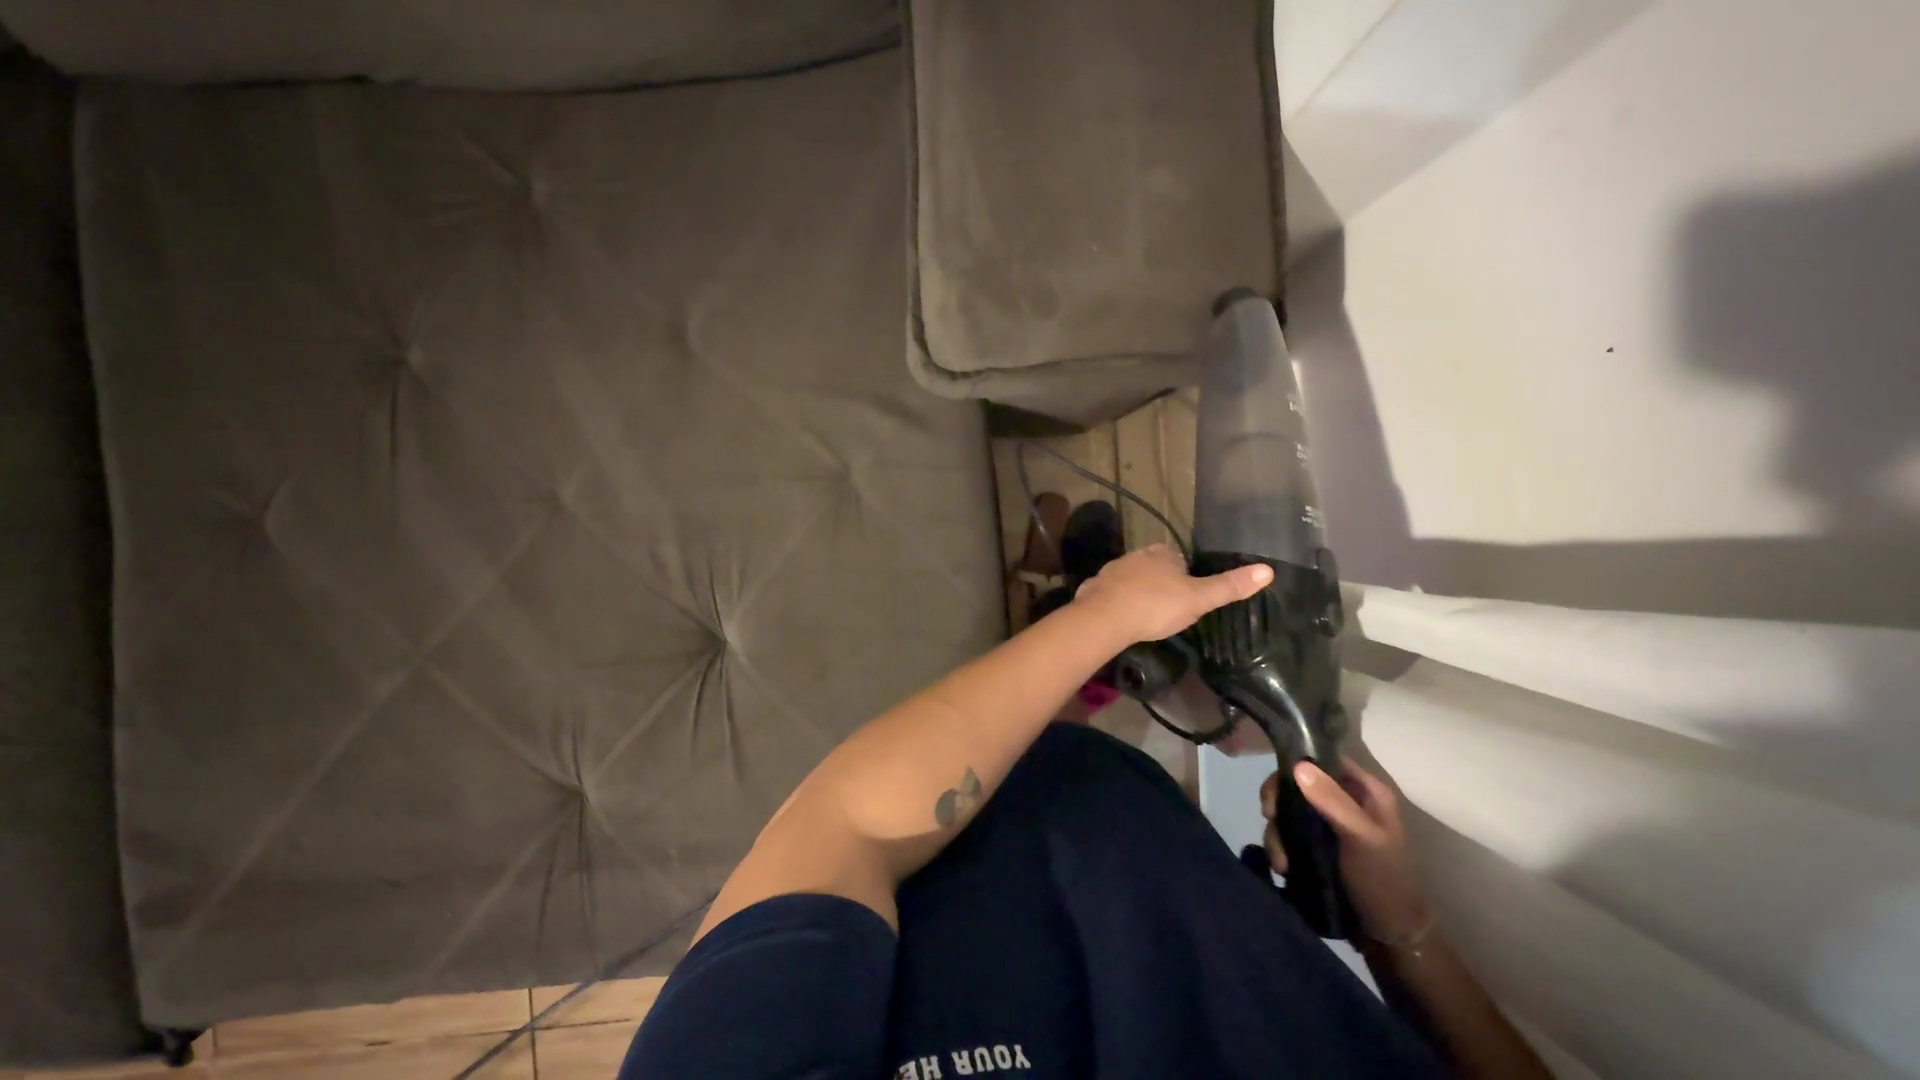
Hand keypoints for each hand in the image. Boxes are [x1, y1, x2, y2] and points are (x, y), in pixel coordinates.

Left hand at [1071, 543, 1271, 643]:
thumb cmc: (1157, 606)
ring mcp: (1113, 570)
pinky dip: (1115, 601)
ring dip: (1136, 590)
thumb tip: (1268, 570)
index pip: (1178, 558)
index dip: (1184, 574)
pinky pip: (1109, 592)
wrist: (1106, 617)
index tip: (1188, 594)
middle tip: (1167, 606)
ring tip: (1145, 613)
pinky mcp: (1094, 587)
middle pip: (1153, 565)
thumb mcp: (1199, 599)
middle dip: (1159, 580)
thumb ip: (1229, 587)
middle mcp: (1137, 556)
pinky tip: (1120, 617)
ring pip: (1130, 577)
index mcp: (1163, 554)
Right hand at [1262, 759, 1427, 939]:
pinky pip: (1288, 835)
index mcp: (1365, 790)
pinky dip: (1280, 847)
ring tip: (1282, 863)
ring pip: (1288, 812)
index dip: (1294, 767)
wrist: (1388, 936)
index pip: (1322, 759)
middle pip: (1297, 785)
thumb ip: (1333, 801)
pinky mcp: (1316, 848)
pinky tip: (1283, 867)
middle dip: (1280, 805)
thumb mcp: (1362, 838)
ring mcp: (1329, 825)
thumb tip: (1297, 765)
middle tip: (1271, 821)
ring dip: (1278, 834)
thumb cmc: (1382, 880)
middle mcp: (1345, 801)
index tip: (1276, 791)